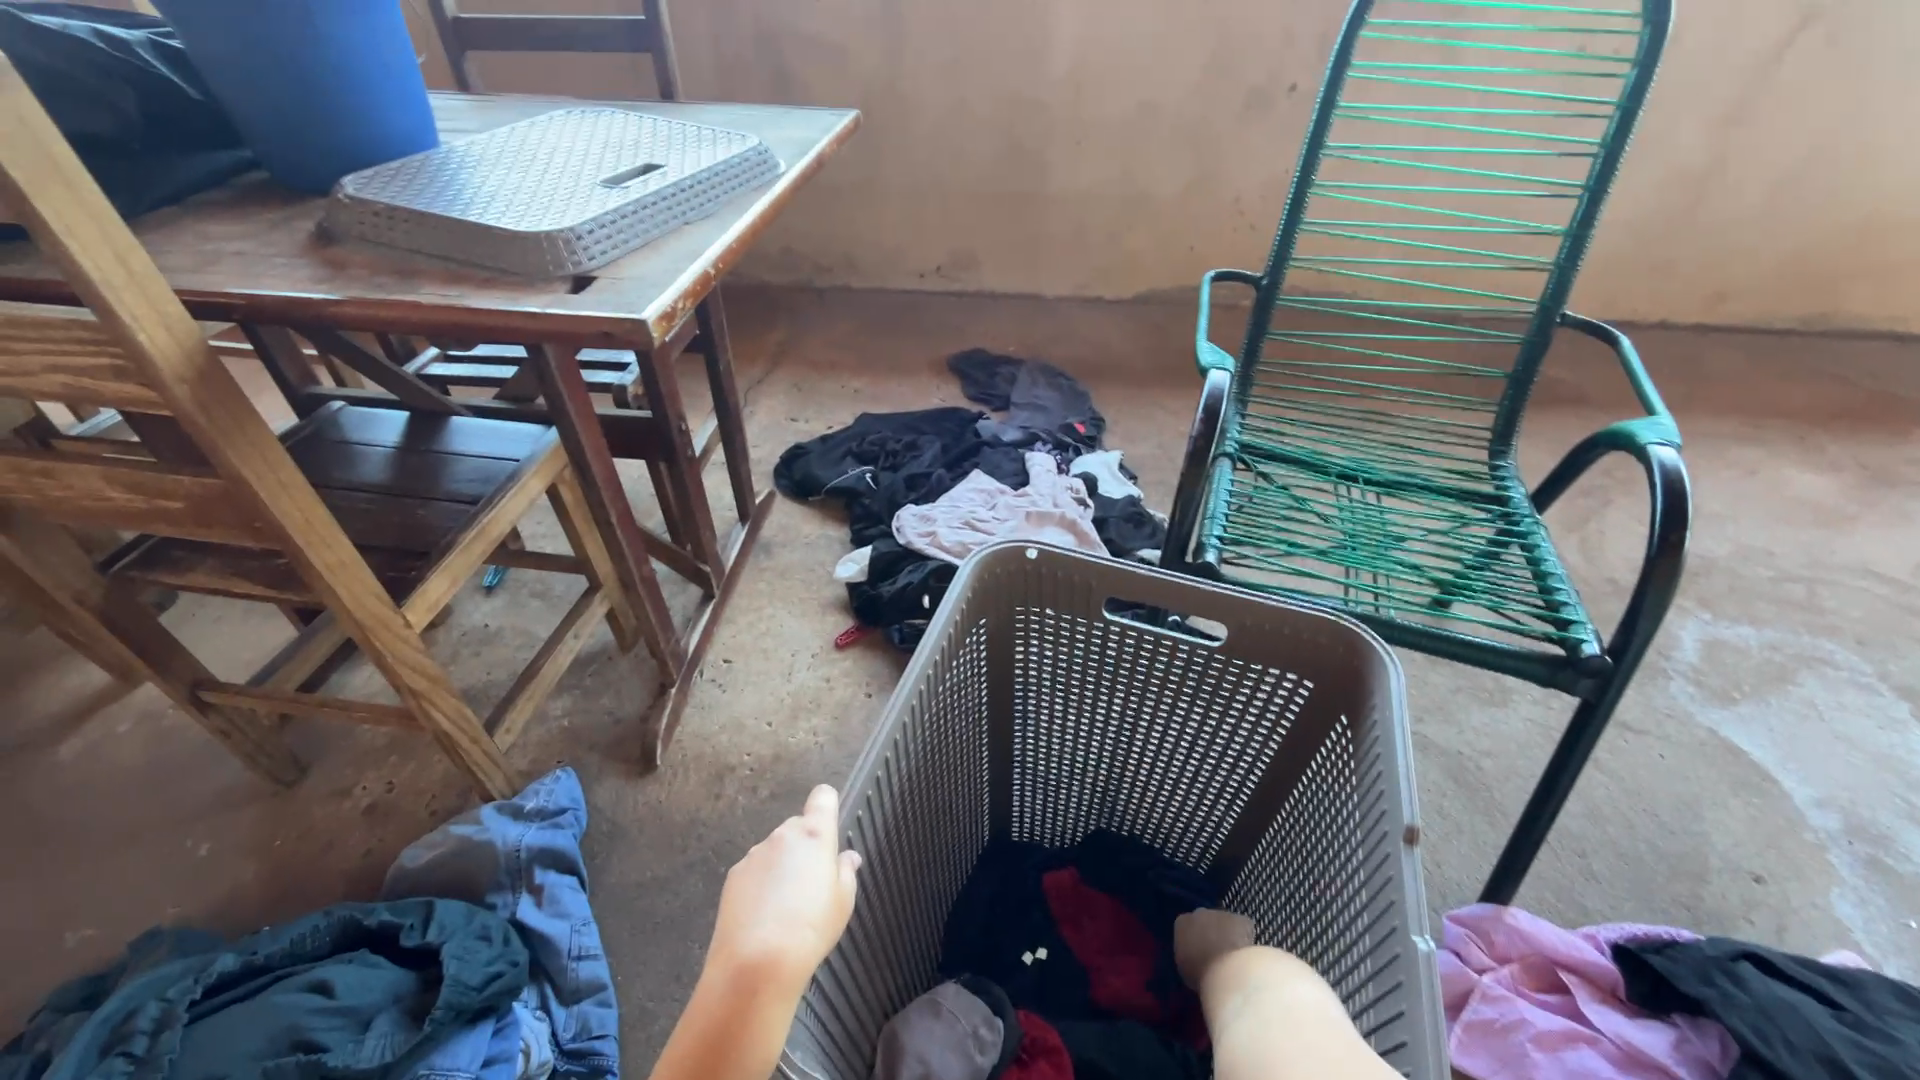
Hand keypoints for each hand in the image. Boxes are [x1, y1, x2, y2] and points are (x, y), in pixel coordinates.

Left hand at [705, 785, 861, 992]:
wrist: (756, 962)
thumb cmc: (812, 928)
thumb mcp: (843, 903)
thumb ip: (846, 872)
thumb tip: (847, 857)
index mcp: (814, 835)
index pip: (823, 797)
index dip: (827, 807)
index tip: (829, 828)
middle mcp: (782, 836)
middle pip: (798, 827)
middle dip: (805, 846)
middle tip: (812, 883)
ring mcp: (754, 854)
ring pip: (775, 850)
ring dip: (782, 866)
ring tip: (785, 907)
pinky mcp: (734, 875)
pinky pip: (755, 870)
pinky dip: (761, 883)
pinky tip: (763, 916)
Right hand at [1175, 908, 1257, 989]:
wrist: (1225, 970)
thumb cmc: (1199, 972)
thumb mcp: (1184, 966)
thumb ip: (1186, 954)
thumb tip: (1193, 955)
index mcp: (1182, 923)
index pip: (1186, 926)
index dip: (1193, 938)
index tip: (1198, 951)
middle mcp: (1200, 913)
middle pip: (1205, 919)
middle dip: (1209, 931)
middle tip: (1215, 951)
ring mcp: (1222, 914)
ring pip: (1224, 922)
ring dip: (1227, 933)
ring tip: (1232, 954)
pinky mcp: (1242, 919)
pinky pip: (1243, 926)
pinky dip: (1245, 936)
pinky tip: (1245, 952)